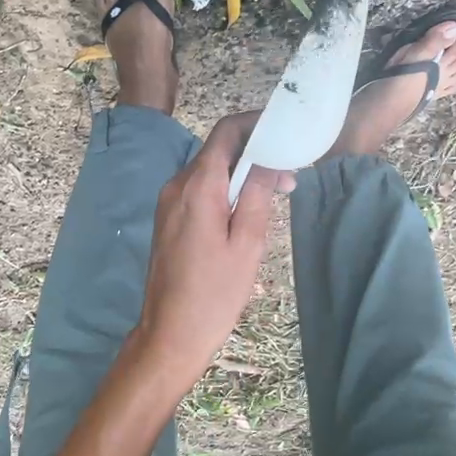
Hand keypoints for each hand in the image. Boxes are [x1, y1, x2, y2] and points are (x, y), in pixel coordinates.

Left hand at [133, 112, 291, 381]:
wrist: (170, 332)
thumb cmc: (215, 292)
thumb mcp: (247, 242)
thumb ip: (258, 193)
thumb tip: (270, 159)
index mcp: (198, 186)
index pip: (226, 132)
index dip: (256, 124)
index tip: (285, 132)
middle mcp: (177, 186)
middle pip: (218, 150)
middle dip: (254, 152)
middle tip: (288, 175)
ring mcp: (168, 202)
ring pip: (209, 171)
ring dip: (240, 174)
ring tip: (272, 195)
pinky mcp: (167, 219)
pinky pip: (199, 190)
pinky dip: (224, 190)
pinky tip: (245, 212)